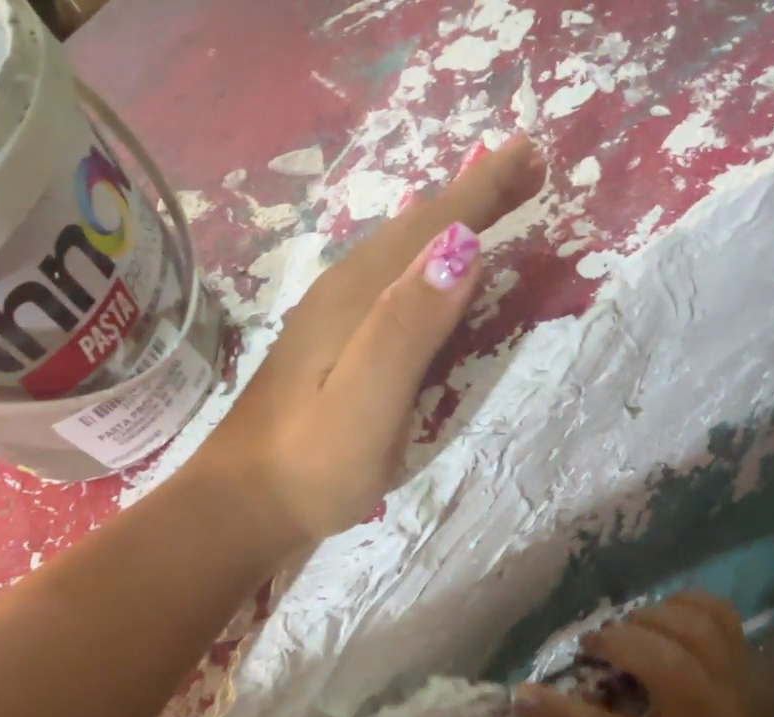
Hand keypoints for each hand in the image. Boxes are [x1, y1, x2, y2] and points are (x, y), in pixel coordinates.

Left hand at [188, 135, 547, 543]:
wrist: (242, 507)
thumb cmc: (310, 464)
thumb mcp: (366, 399)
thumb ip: (408, 326)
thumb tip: (461, 245)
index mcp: (355, 298)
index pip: (429, 227)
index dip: (481, 190)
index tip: (531, 152)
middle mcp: (340, 296)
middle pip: (414, 232)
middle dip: (471, 197)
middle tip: (526, 169)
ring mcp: (329, 323)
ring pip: (398, 256)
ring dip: (447, 228)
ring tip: (489, 209)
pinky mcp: (328, 352)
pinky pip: (387, 288)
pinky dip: (421, 268)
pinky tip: (426, 280)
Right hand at [515, 592, 773, 716]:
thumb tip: (525, 697)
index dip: (562, 712)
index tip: (522, 691)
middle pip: (657, 661)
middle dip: (615, 642)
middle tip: (594, 648)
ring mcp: (735, 685)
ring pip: (691, 628)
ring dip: (648, 619)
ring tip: (628, 630)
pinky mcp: (747, 661)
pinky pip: (718, 613)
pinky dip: (685, 605)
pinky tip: (664, 616)